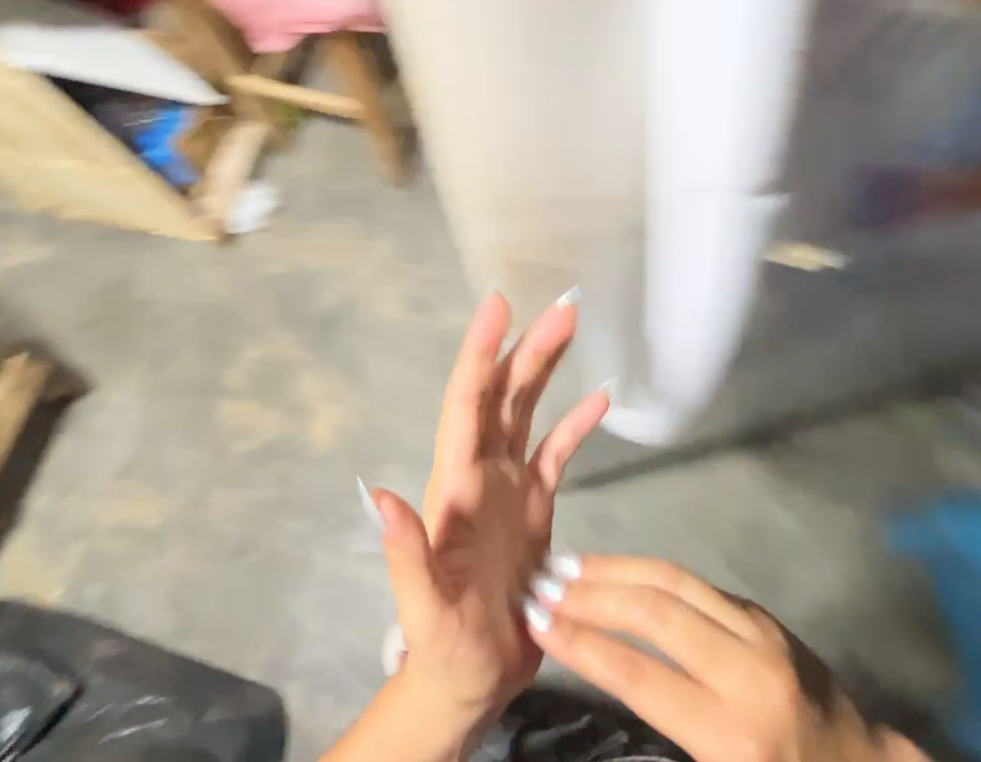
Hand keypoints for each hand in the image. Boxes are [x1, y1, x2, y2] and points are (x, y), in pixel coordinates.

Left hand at [363, 290, 609, 719]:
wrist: (471, 674)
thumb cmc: (442, 644)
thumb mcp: (422, 606)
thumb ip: (405, 554)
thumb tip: (380, 495)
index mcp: (454, 482)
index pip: (466, 404)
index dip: (479, 354)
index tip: (496, 306)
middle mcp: (479, 471)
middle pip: (502, 395)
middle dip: (526, 348)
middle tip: (562, 306)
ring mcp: (508, 486)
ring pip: (528, 412)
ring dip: (546, 369)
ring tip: (572, 326)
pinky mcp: (535, 506)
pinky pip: (557, 453)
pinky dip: (576, 424)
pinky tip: (600, 397)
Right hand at [524, 556, 928, 761]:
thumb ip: (659, 725)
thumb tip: (594, 665)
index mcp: (735, 733)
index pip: (640, 677)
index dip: (582, 646)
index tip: (535, 622)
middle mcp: (748, 672)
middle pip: (655, 614)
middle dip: (589, 597)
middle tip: (539, 586)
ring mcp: (759, 632)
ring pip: (672, 581)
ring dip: (610, 570)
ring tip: (563, 566)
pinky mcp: (760, 612)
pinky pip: (691, 580)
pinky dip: (640, 570)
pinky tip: (609, 570)